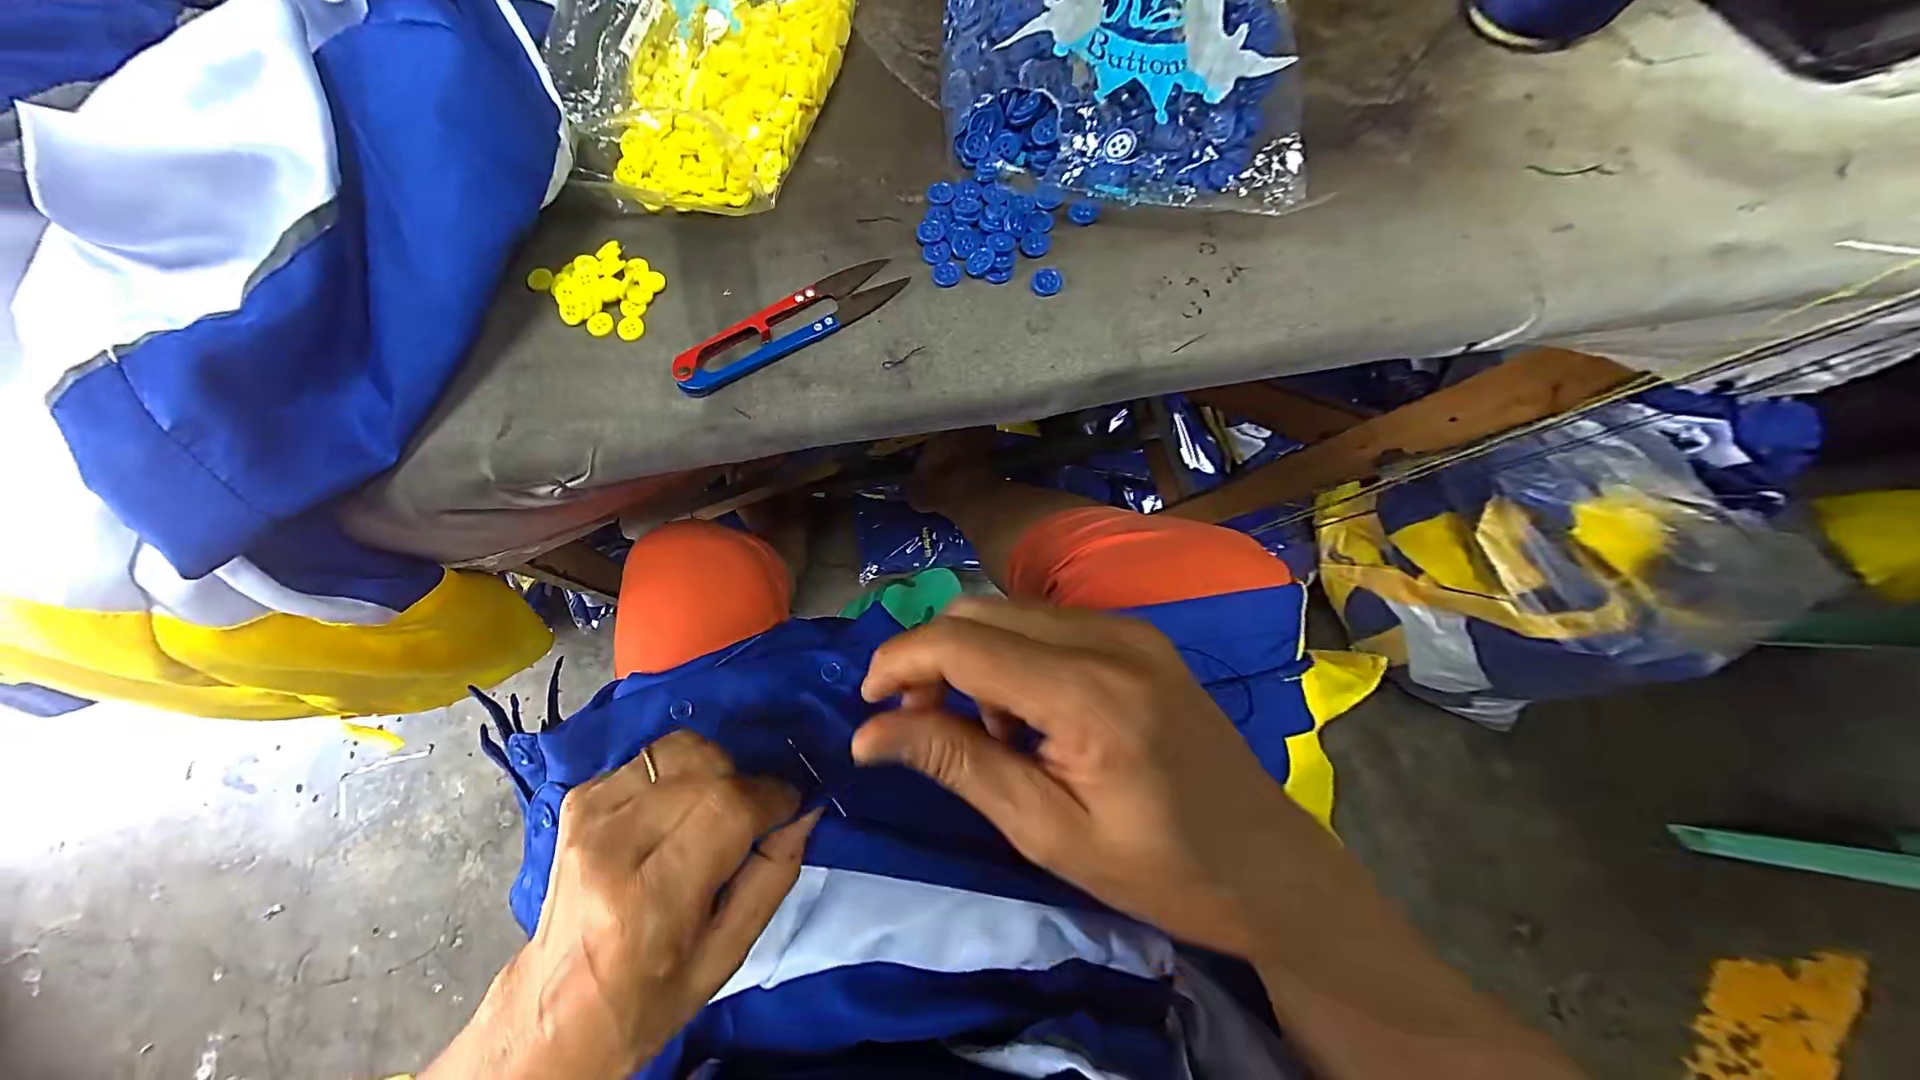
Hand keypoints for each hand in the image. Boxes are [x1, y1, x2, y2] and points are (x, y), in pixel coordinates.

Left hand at [425, 733, 820, 1079]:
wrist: (561, 1011)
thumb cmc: (653, 993)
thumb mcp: (731, 950)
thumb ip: (775, 871)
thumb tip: (806, 808)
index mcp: (651, 897)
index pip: (729, 808)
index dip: (773, 798)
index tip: (788, 809)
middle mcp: (612, 844)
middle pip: (708, 769)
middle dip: (746, 784)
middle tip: (751, 817)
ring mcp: (588, 815)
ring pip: (682, 749)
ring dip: (714, 770)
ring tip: (712, 809)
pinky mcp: (578, 799)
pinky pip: (653, 756)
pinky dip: (680, 772)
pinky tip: (676, 809)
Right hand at [854, 599, 1585, 1079]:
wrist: (1268, 863)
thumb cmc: (1159, 867)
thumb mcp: (1046, 831)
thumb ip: (956, 763)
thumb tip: (867, 732)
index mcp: (1090, 693)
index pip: (963, 642)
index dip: (899, 661)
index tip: (866, 704)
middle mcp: (1110, 637)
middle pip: (979, 611)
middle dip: (929, 657)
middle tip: (918, 721)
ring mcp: (1129, 628)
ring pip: (1008, 612)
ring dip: (971, 657)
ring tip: (987, 732)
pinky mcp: (1137, 633)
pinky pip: (1044, 623)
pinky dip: (1011, 656)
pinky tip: (1028, 713)